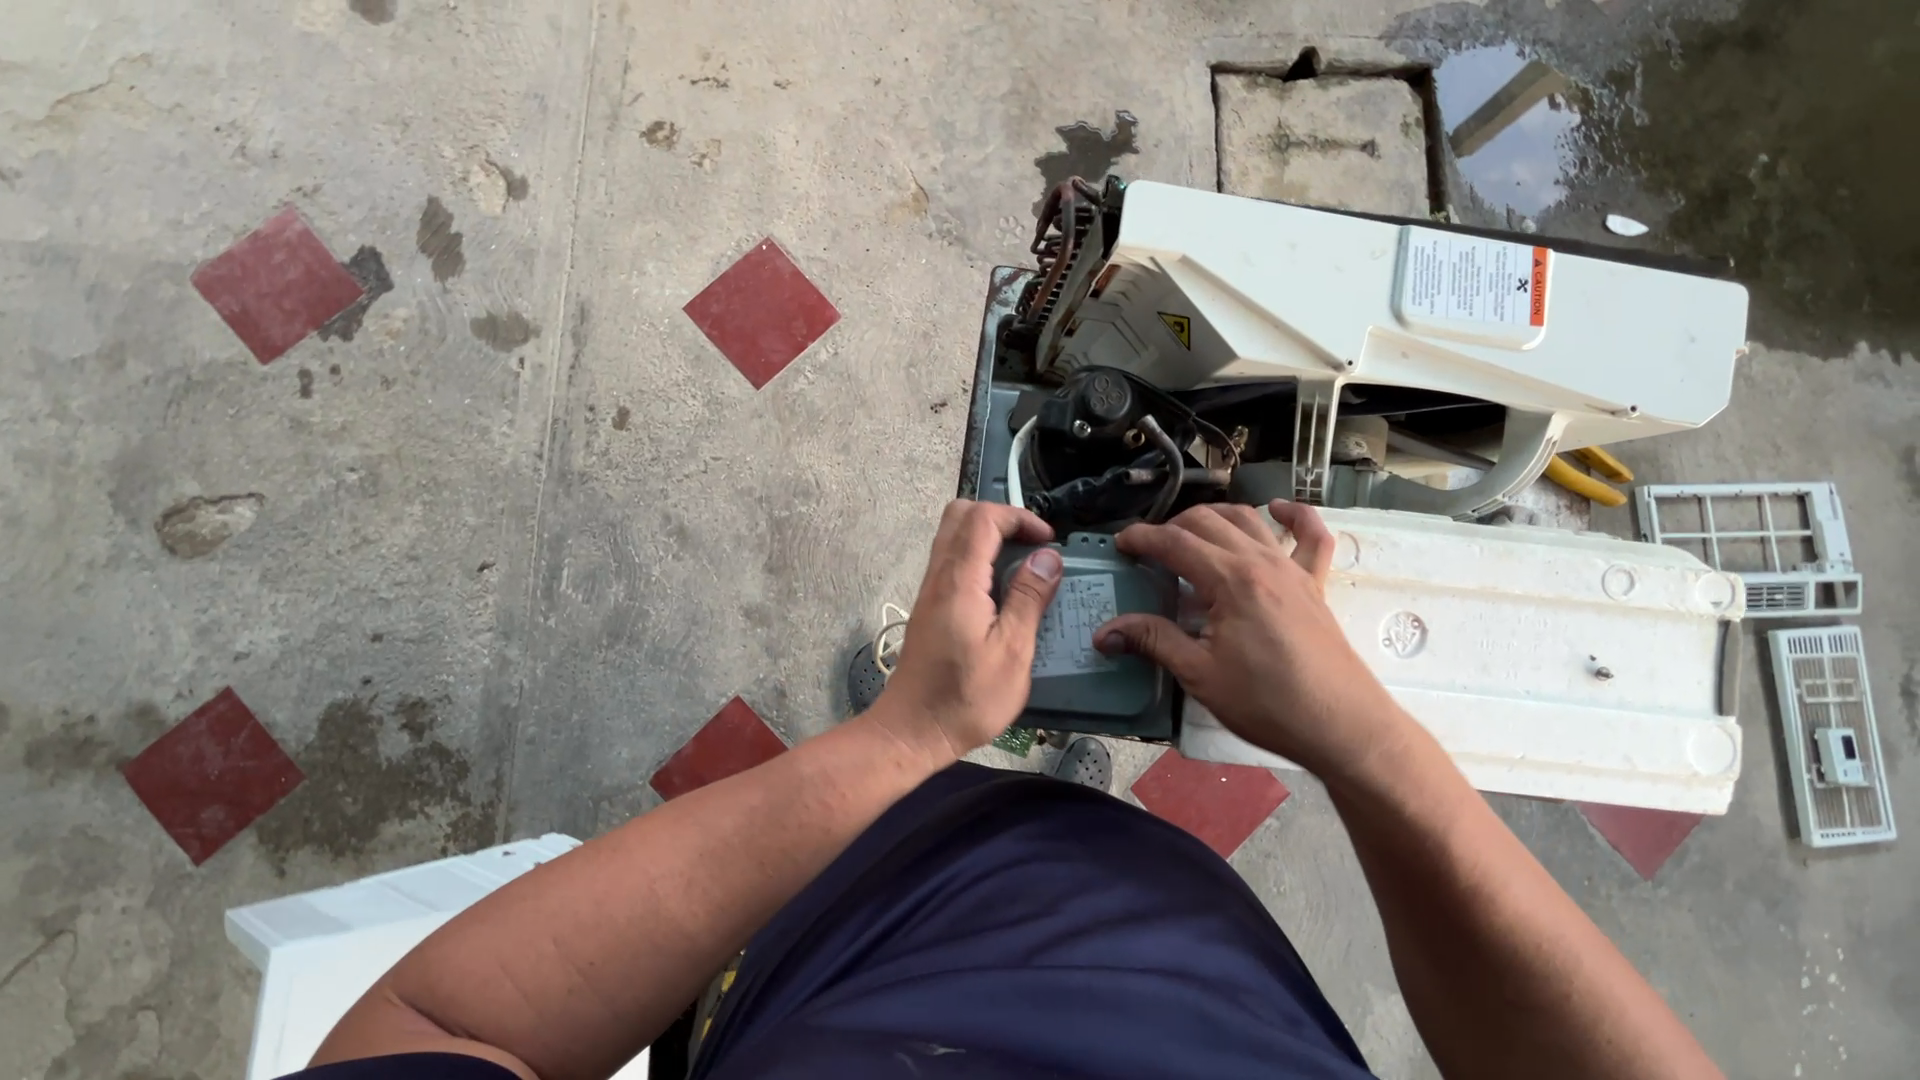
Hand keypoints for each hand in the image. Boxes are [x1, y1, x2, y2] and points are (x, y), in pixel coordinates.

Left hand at [869, 500, 1063, 761]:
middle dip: (1002, 518)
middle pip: (961, 515)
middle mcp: (938, 577)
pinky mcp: (929, 608)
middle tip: (1033, 546)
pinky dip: (978, 558)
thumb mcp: (1012, 653)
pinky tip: (1002, 591)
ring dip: (989, 538)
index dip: (1020, 517)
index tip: (1049, 542)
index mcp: (959, 582)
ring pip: (953, 536)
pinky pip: (951, 561)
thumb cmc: (966, 699)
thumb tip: (1048, 556)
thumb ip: (1029, 599)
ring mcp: (929, 591)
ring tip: (1023, 566)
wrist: (912, 731)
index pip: (983, 518)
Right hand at [1095, 500, 1412, 779]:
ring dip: (1215, 517)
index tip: (1120, 544)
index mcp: (1230, 580)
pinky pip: (1312, 536)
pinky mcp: (1315, 584)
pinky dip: (1295, 515)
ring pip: (1249, 520)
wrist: (1342, 727)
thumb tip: (1105, 633)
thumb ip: (1154, 641)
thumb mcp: (1200, 675)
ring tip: (1190, 532)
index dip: (1142, 539)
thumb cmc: (1268, 703)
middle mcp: (1261, 562)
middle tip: (1148, 550)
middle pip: (1207, 523)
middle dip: (1171, 527)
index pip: (1175, 543)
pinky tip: (1278, 509)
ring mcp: (1292, 569)